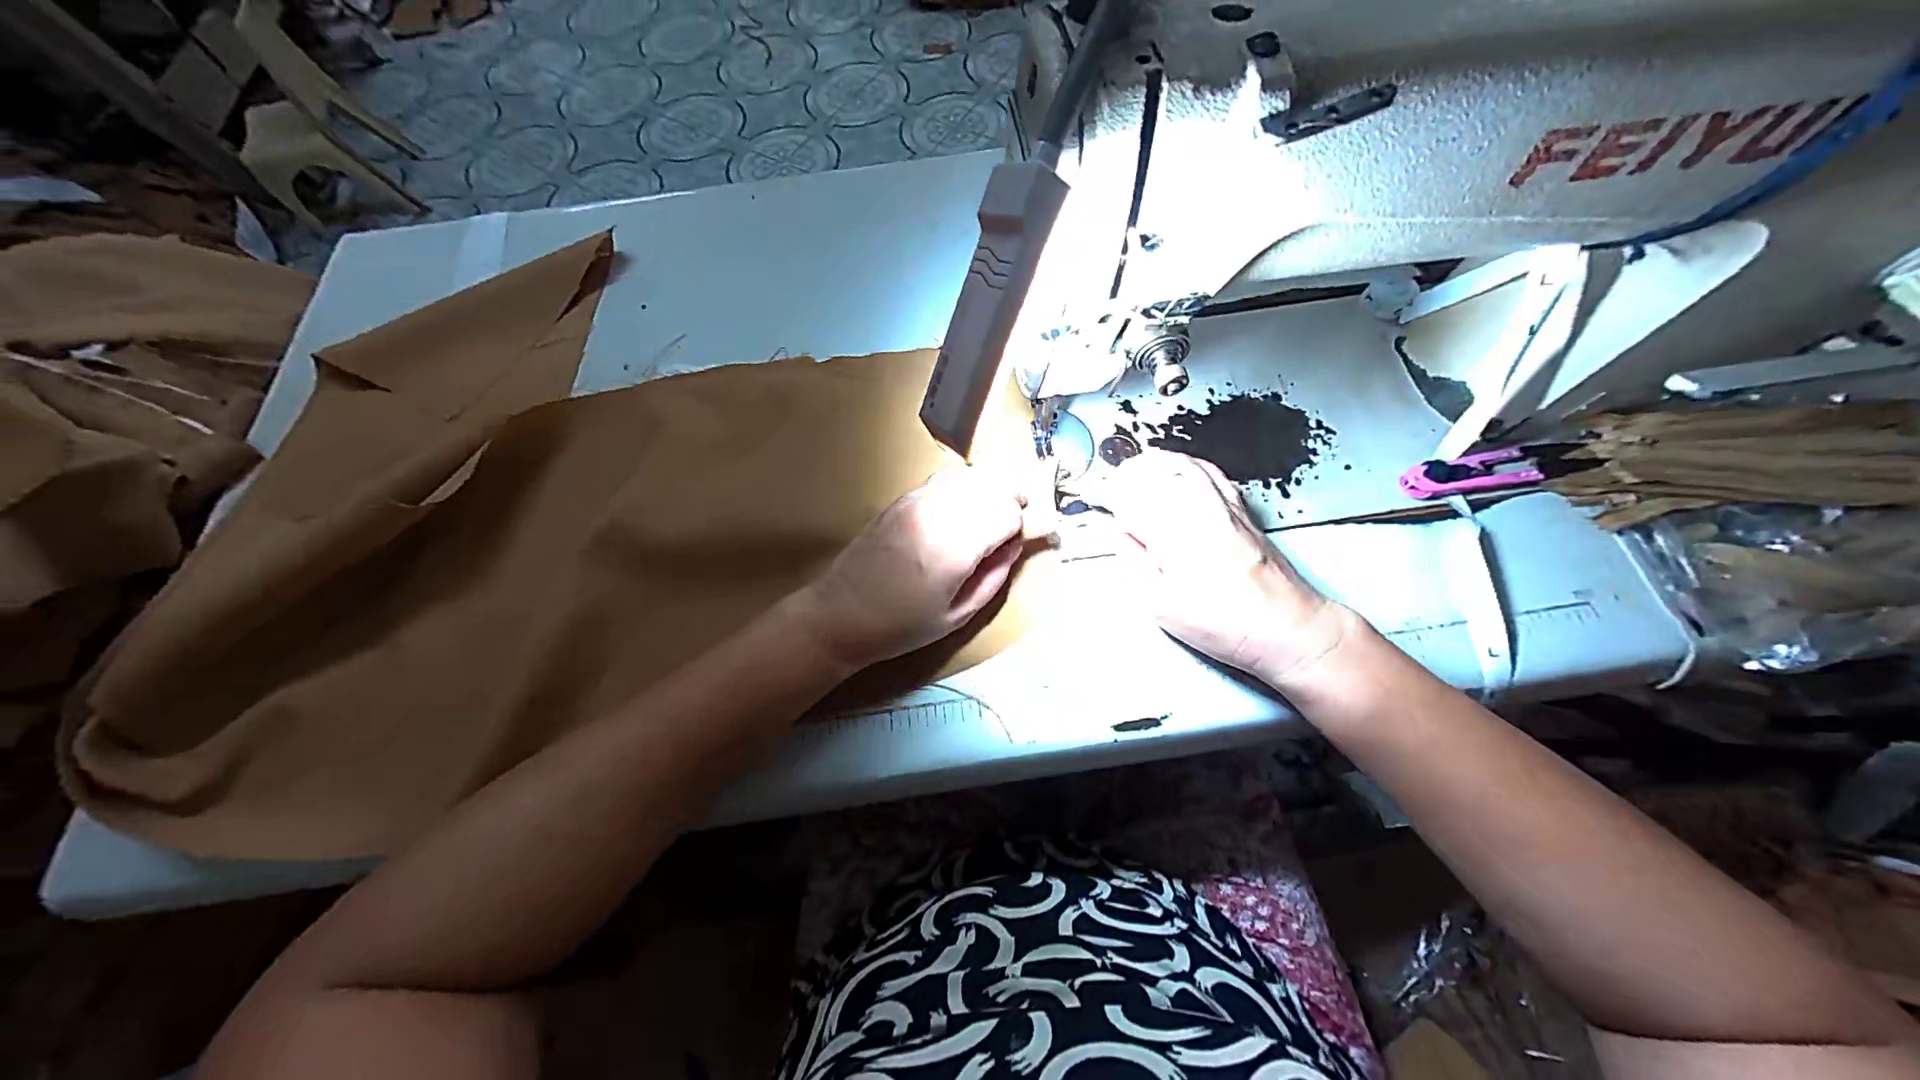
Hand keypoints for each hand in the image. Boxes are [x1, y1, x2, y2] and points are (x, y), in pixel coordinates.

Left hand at [790, 467, 1026, 671]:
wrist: (840, 614)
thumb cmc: (901, 626)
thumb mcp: (958, 615)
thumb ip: (994, 577)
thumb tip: (1013, 546)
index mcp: (956, 546)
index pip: (1007, 512)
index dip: (1017, 528)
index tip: (1009, 546)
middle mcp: (938, 513)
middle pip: (991, 485)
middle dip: (1007, 502)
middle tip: (1005, 528)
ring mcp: (916, 501)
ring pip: (968, 476)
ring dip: (984, 492)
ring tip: (982, 518)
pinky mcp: (900, 500)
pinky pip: (942, 480)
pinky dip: (959, 490)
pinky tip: (954, 515)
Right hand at [1093, 449, 1360, 687]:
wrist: (1290, 628)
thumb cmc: (1228, 626)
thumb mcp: (1163, 607)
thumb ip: (1136, 564)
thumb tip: (1121, 537)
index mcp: (1175, 538)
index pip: (1132, 500)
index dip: (1111, 498)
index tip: (1101, 503)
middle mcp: (1201, 514)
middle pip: (1158, 472)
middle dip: (1131, 472)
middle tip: (1114, 483)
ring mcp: (1225, 508)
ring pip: (1185, 467)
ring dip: (1157, 463)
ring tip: (1138, 468)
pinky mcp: (1244, 511)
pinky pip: (1212, 473)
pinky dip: (1189, 465)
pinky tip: (1181, 471)